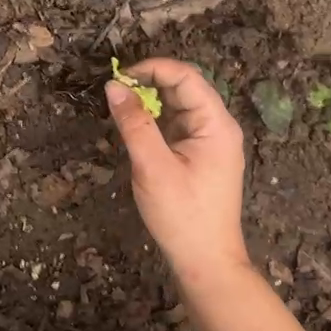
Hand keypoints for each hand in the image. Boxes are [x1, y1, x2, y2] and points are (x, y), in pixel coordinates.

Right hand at [106, 60, 250, 284]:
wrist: (206, 261)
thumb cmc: (182, 214)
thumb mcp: (152, 166)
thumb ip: (133, 123)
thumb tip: (113, 86)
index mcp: (216, 124)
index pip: (185, 76)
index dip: (152, 68)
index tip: (119, 77)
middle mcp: (217, 126)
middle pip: (182, 87)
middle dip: (148, 82)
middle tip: (115, 92)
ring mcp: (209, 140)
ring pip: (177, 105)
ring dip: (148, 101)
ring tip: (120, 109)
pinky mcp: (198, 154)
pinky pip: (175, 123)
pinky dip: (153, 120)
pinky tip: (134, 128)